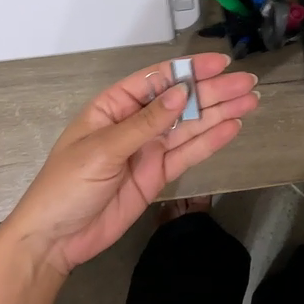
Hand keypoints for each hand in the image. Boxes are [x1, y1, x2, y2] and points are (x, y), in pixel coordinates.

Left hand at [0, 53, 258, 275]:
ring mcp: (148, 149)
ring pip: (190, 126)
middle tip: (248, 83)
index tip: (221, 63)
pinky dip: (211, 141)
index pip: (158, 79)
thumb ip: (145, 123)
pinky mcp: (157, 175)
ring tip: (250, 101)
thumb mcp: (102, 150)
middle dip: (214, 91)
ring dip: (219, 113)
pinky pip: (188, 153)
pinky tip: (232, 127)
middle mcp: (135, 122)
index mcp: (115, 105)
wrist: (53, 241)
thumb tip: (182, 93)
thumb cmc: (66, 186)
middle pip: (181, 101)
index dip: (190, 69)